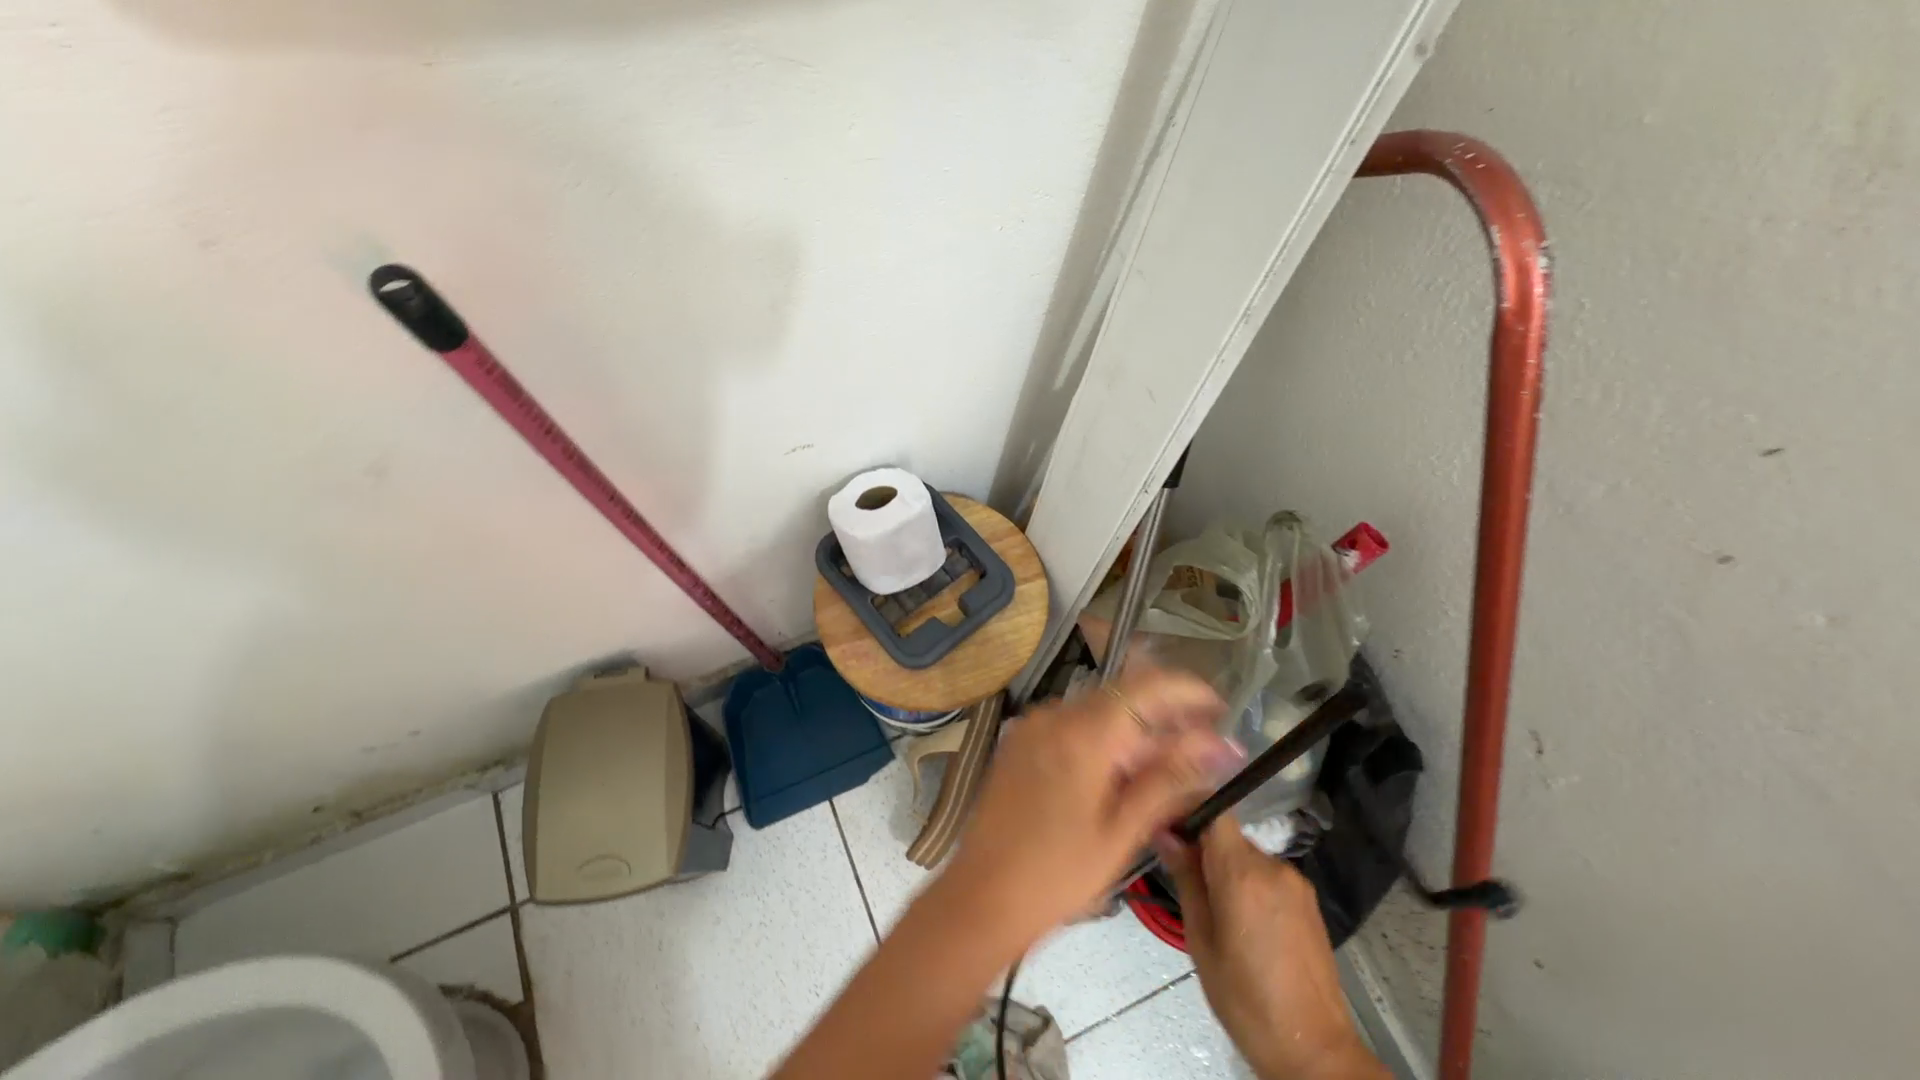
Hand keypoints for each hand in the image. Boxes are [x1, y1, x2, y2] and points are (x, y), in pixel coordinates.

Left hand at [937, 666, 1240, 948]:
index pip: (1146, 685)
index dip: (1188, 691)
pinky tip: (1122, 772)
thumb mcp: (1122, 831)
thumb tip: (1217, 747)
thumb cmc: (1057, 875)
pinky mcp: (1019, 745)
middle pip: (1122, 695)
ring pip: (1097, 711)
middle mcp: (1054, 716)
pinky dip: (1103, 739)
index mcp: (1082, 732)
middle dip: (1165, 714)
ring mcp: (1031, 728)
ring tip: (1169, 765)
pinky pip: (1071, 727)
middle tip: (1203, 746)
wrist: (981, 898)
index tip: (1220, 709)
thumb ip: (1168, 779)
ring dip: (1135, 729)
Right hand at [1158, 817, 1387, 1079]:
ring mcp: (1296, 883)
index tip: (1163, 823)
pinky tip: (1241, 923)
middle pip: (1228, 836)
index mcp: (1243, 873)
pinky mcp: (1309, 902)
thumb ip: (1185, 878)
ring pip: (1248, 857)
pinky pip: (1268, 877)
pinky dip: (1249, 886)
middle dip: (1202, 849)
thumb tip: (1166, 834)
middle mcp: (1274, 867)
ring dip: (1226, 870)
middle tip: (1179, 878)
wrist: (1310, 1045)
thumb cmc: (1243, 997)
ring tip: (1211, 910)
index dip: (1187, 807)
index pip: (1214, 810)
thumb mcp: (1200, 938)